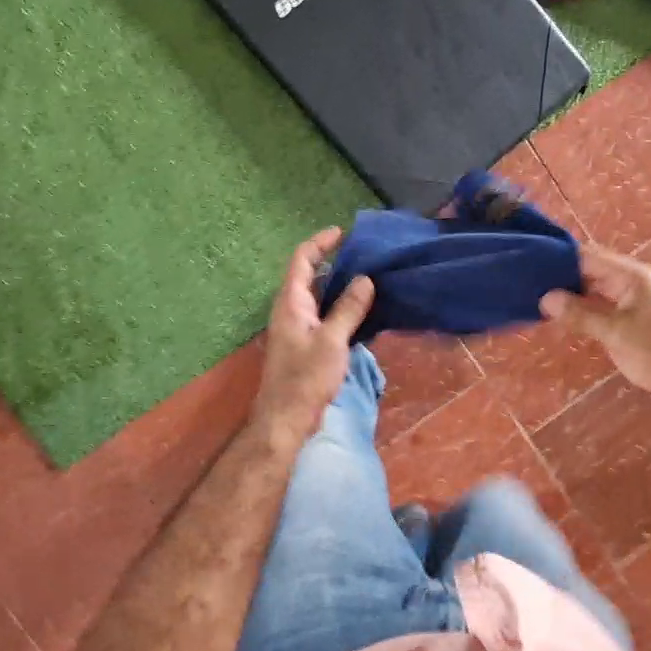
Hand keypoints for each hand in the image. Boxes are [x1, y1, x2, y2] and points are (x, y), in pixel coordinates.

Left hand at [252, 228, 374, 443]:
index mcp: (291, 302)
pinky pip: (320, 316)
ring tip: (365, 277)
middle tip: (360, 253)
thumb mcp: (332, 340)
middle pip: (307, 275)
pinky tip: (359, 311)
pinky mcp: (302, 345)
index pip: (302, 259)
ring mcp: (294, 328)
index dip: (320, 242)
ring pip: (315, 297)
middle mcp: (289, 310)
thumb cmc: (306, 377)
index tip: (341, 232)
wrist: (285, 419)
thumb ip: (348, 308)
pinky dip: (337, 307)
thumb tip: (364, 279)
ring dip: (336, 285)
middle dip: (331, 260)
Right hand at [539, 246, 650, 408]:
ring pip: (596, 292)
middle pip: (591, 272)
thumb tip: (545, 297)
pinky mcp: (636, 324)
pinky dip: (585, 313)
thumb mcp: (616, 333)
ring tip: (537, 301)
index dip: (559, 258)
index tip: (529, 265)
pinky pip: (604, 310)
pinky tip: (563, 320)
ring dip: (572, 297)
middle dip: (562, 278)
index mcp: (633, 276)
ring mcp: (636, 304)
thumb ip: (581, 314)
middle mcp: (634, 284)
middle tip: (527, 285)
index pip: (589, 256)